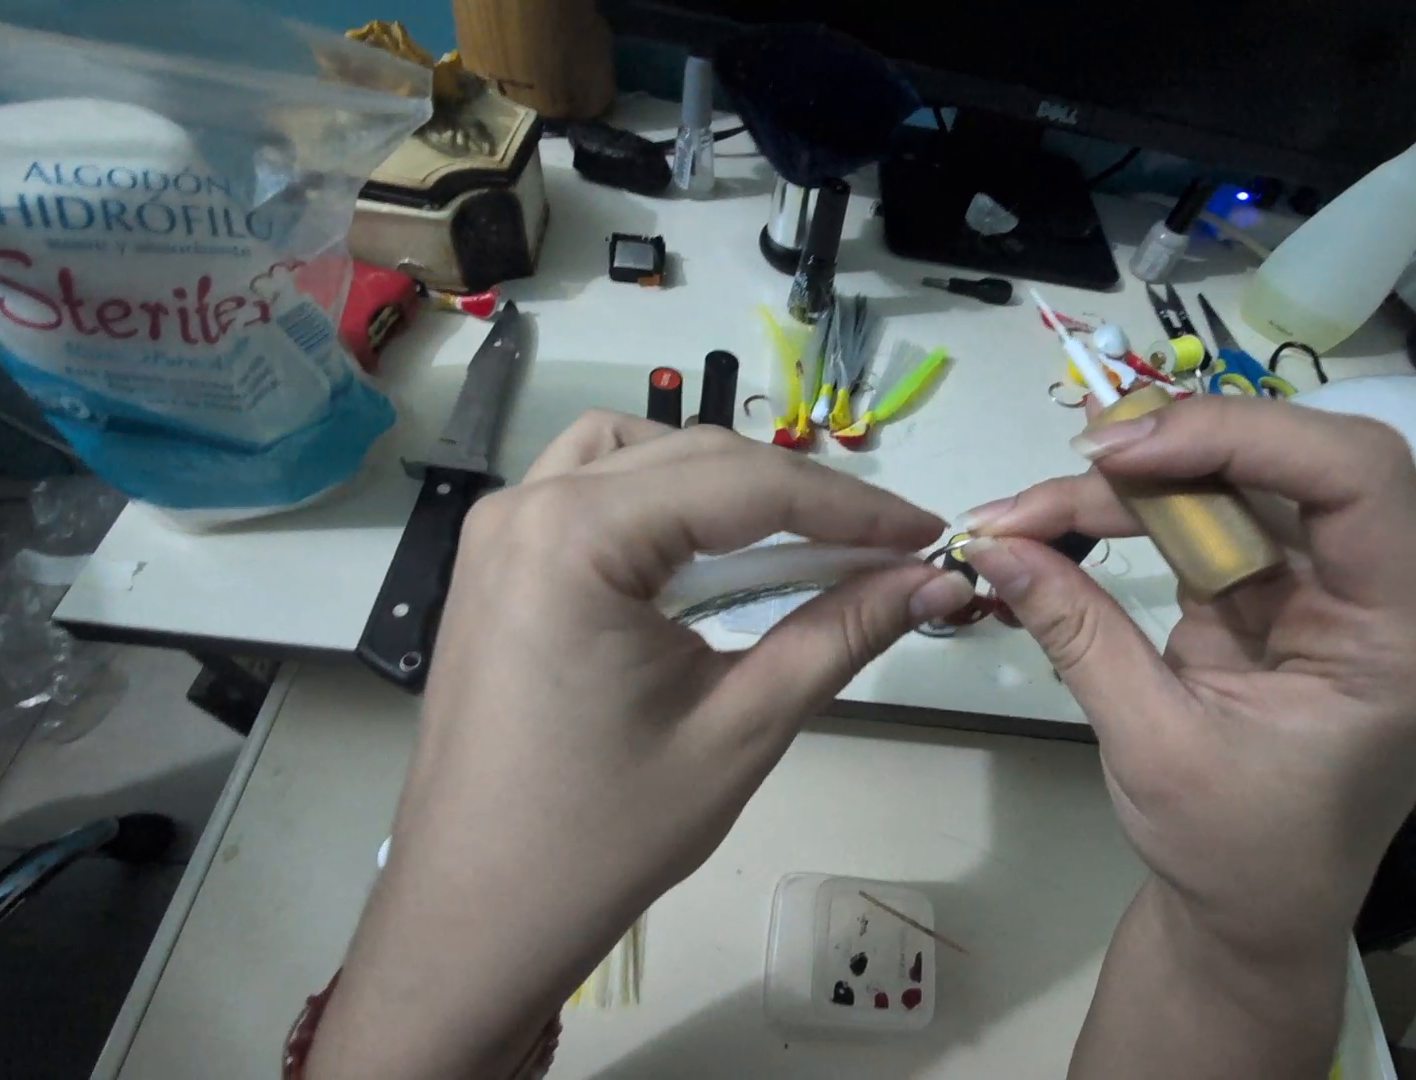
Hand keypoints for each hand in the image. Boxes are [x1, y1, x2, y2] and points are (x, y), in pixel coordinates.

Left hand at [313, 411, 971, 1079]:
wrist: (477, 915)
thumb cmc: (606, 836)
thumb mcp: (741, 729)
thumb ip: (843, 635)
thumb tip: (937, 581)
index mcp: (576, 538)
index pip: (746, 487)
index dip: (851, 507)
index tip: (925, 533)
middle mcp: (528, 505)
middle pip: (696, 457)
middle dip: (799, 496)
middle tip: (880, 546)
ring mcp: (502, 526)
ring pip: (640, 452)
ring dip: (725, 481)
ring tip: (791, 539)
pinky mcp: (499, 556)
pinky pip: (593, 485)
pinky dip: (662, 494)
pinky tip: (699, 546)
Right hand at [961, 397, 1415, 953]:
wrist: (1245, 910)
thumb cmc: (1230, 850)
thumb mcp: (1149, 743)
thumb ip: (1077, 632)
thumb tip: (993, 547)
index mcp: (1396, 635)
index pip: (1356, 478)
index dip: (1238, 437)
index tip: (1114, 455)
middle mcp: (1370, 590)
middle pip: (1281, 466)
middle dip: (1159, 460)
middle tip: (1049, 487)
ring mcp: (1313, 588)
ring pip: (1226, 488)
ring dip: (1122, 491)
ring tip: (1024, 515)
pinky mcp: (1260, 595)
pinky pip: (1194, 527)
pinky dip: (1122, 520)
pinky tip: (1057, 529)